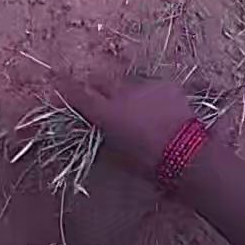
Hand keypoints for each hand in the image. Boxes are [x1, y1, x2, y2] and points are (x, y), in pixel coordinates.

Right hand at [58, 77, 199, 178]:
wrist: (186, 152)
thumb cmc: (148, 162)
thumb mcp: (118, 154)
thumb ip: (104, 136)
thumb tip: (98, 128)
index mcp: (105, 113)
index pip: (78, 96)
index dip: (66, 90)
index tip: (58, 85)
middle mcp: (121, 93)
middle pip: (101, 81)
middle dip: (97, 87)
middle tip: (100, 97)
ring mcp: (144, 86)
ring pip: (127, 82)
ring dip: (126, 91)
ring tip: (137, 107)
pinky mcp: (165, 84)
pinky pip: (151, 85)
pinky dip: (150, 94)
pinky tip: (160, 108)